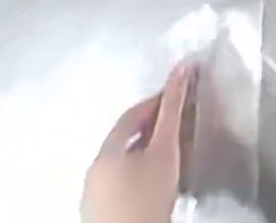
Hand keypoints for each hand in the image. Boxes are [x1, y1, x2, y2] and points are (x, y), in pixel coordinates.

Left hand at [82, 63, 193, 222]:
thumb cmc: (148, 196)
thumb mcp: (165, 149)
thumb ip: (173, 108)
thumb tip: (183, 66)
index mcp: (105, 151)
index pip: (132, 114)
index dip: (157, 102)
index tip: (181, 99)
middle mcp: (93, 172)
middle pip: (125, 138)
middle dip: (151, 127)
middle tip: (177, 124)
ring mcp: (92, 198)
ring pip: (122, 163)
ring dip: (144, 152)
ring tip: (170, 153)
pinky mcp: (98, 218)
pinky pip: (119, 184)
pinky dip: (137, 174)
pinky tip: (154, 182)